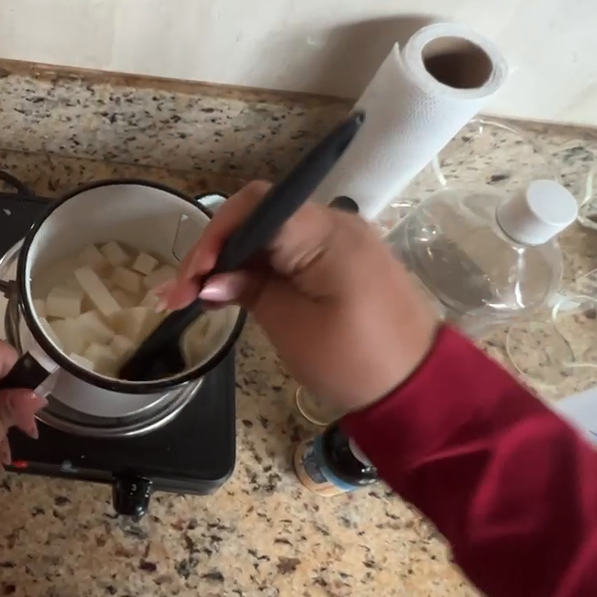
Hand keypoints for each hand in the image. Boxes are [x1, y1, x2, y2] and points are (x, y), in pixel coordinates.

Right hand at [161, 183, 440, 413]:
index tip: (192, 278)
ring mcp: (335, 242)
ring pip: (263, 237)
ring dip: (225, 263)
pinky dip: (250, 270)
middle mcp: (332, 224)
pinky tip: (221, 294)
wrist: (419, 389)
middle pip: (255, 218)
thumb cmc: (355, 360)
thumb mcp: (292, 327)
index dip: (214, 235)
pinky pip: (283, 253)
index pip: (255, 207)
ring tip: (189, 297)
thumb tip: (209, 281)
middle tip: (177, 294)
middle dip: (212, 251)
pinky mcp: (335, 262)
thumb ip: (249, 291)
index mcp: (325, 233)